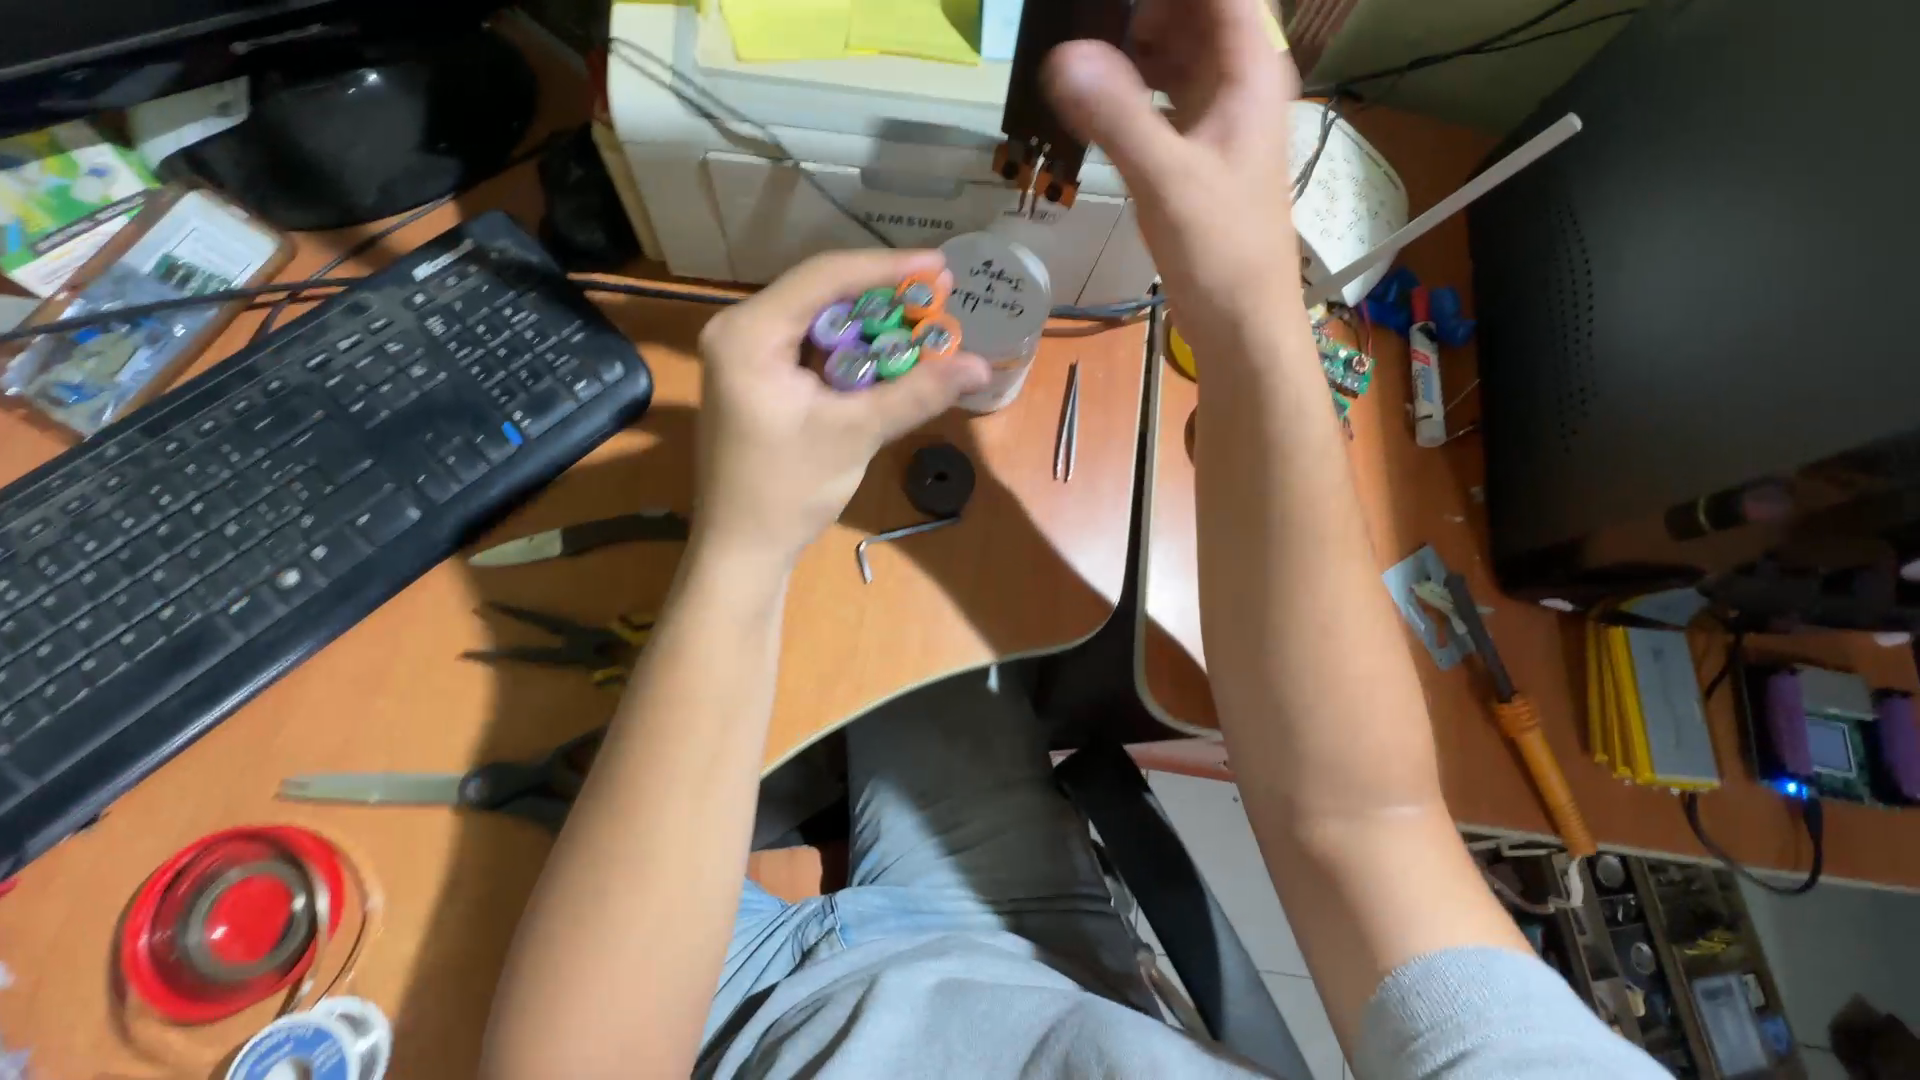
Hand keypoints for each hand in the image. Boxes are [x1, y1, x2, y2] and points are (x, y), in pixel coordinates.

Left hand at [691, 250, 991, 568]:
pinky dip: (854, 353)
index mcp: (749, 333)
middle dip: (884, 298)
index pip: (825, 277)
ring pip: (822, 322)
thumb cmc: (788, 490)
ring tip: (925, 327)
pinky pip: (814, 349)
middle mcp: (741, 331)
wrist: (743, 548)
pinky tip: (892, 359)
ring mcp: (746, 355)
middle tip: (940, 298)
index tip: (940, 267)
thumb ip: (918, 393)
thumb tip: (982, 366)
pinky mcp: (759, 379)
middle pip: (823, 294)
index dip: (887, 268)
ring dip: (873, 327)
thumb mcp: (856, 434)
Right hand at [1044, 0, 1303, 353]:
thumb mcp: (1167, 180)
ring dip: (1132, 37)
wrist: (1241, 320)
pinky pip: (1163, 91)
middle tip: (1083, 18)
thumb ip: (1116, 116)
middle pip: (1194, 10)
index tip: (1112, 2)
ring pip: (1177, 48)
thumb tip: (1061, 56)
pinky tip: (1093, 89)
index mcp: (1250, 70)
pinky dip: (1131, 82)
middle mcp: (1239, 80)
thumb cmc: (1220, 251)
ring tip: (1080, 42)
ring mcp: (1218, 114)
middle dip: (1143, 7)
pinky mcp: (1196, 147)